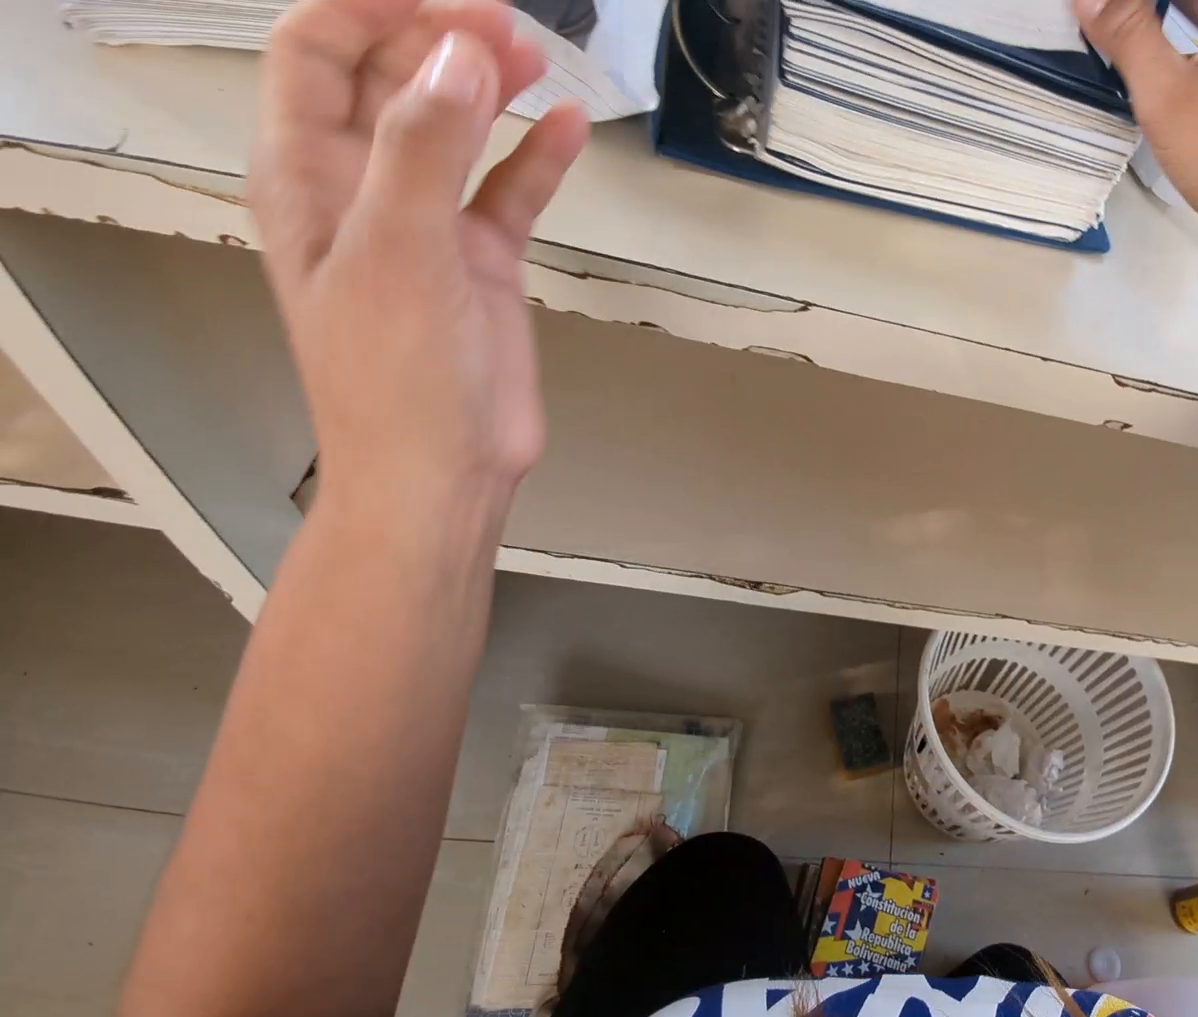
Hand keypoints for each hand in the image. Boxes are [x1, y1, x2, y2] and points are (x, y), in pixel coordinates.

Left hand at [250, 0, 589, 512]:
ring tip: (539, 59)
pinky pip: (508, 194)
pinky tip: (570, 131)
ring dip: (490, 89)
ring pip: (456, 133)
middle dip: (441, 40)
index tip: (454, 7)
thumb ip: (423, 149)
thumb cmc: (399, 374)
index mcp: (309, 175)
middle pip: (392, 81)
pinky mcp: (483, 265)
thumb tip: (458, 54)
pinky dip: (538, 160)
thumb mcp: (399, 254)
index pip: (321, 51)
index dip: (377, 10)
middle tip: (510, 28)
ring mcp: (428, 227)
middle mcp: (364, 188)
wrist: (444, 470)